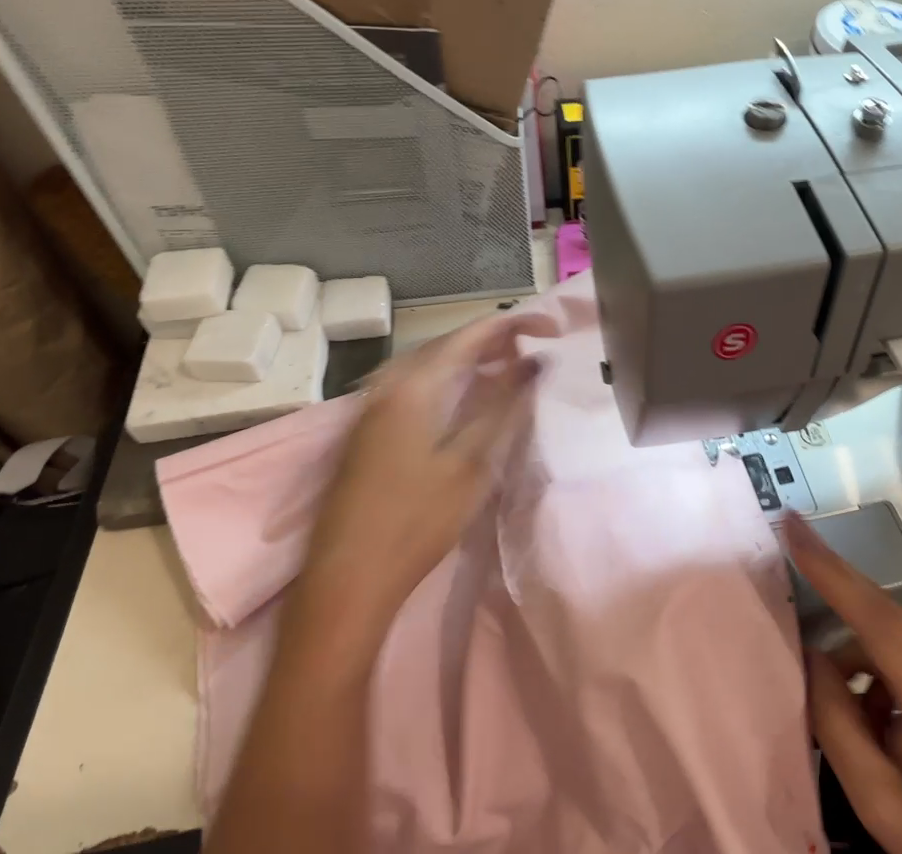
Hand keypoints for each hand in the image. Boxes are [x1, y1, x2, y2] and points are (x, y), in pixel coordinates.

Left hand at [299, 311, 559, 599]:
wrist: (349, 575)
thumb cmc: (417, 521)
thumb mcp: (472, 463)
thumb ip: (504, 407)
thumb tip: (536, 363)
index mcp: (414, 385)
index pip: (471, 334)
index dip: (514, 325)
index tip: (552, 330)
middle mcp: (388, 384)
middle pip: (446, 344)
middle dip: (493, 341)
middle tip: (535, 350)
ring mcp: (372, 406)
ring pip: (428, 365)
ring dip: (470, 361)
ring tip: (509, 369)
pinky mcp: (368, 429)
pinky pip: (414, 385)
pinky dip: (447, 381)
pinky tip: (466, 399)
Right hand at [783, 513, 901, 853]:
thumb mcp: (878, 796)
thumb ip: (836, 724)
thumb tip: (811, 660)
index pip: (874, 614)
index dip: (830, 569)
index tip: (794, 527)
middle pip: (881, 618)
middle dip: (833, 597)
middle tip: (789, 570)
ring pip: (891, 644)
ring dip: (856, 667)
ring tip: (843, 727)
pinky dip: (877, 682)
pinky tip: (873, 731)